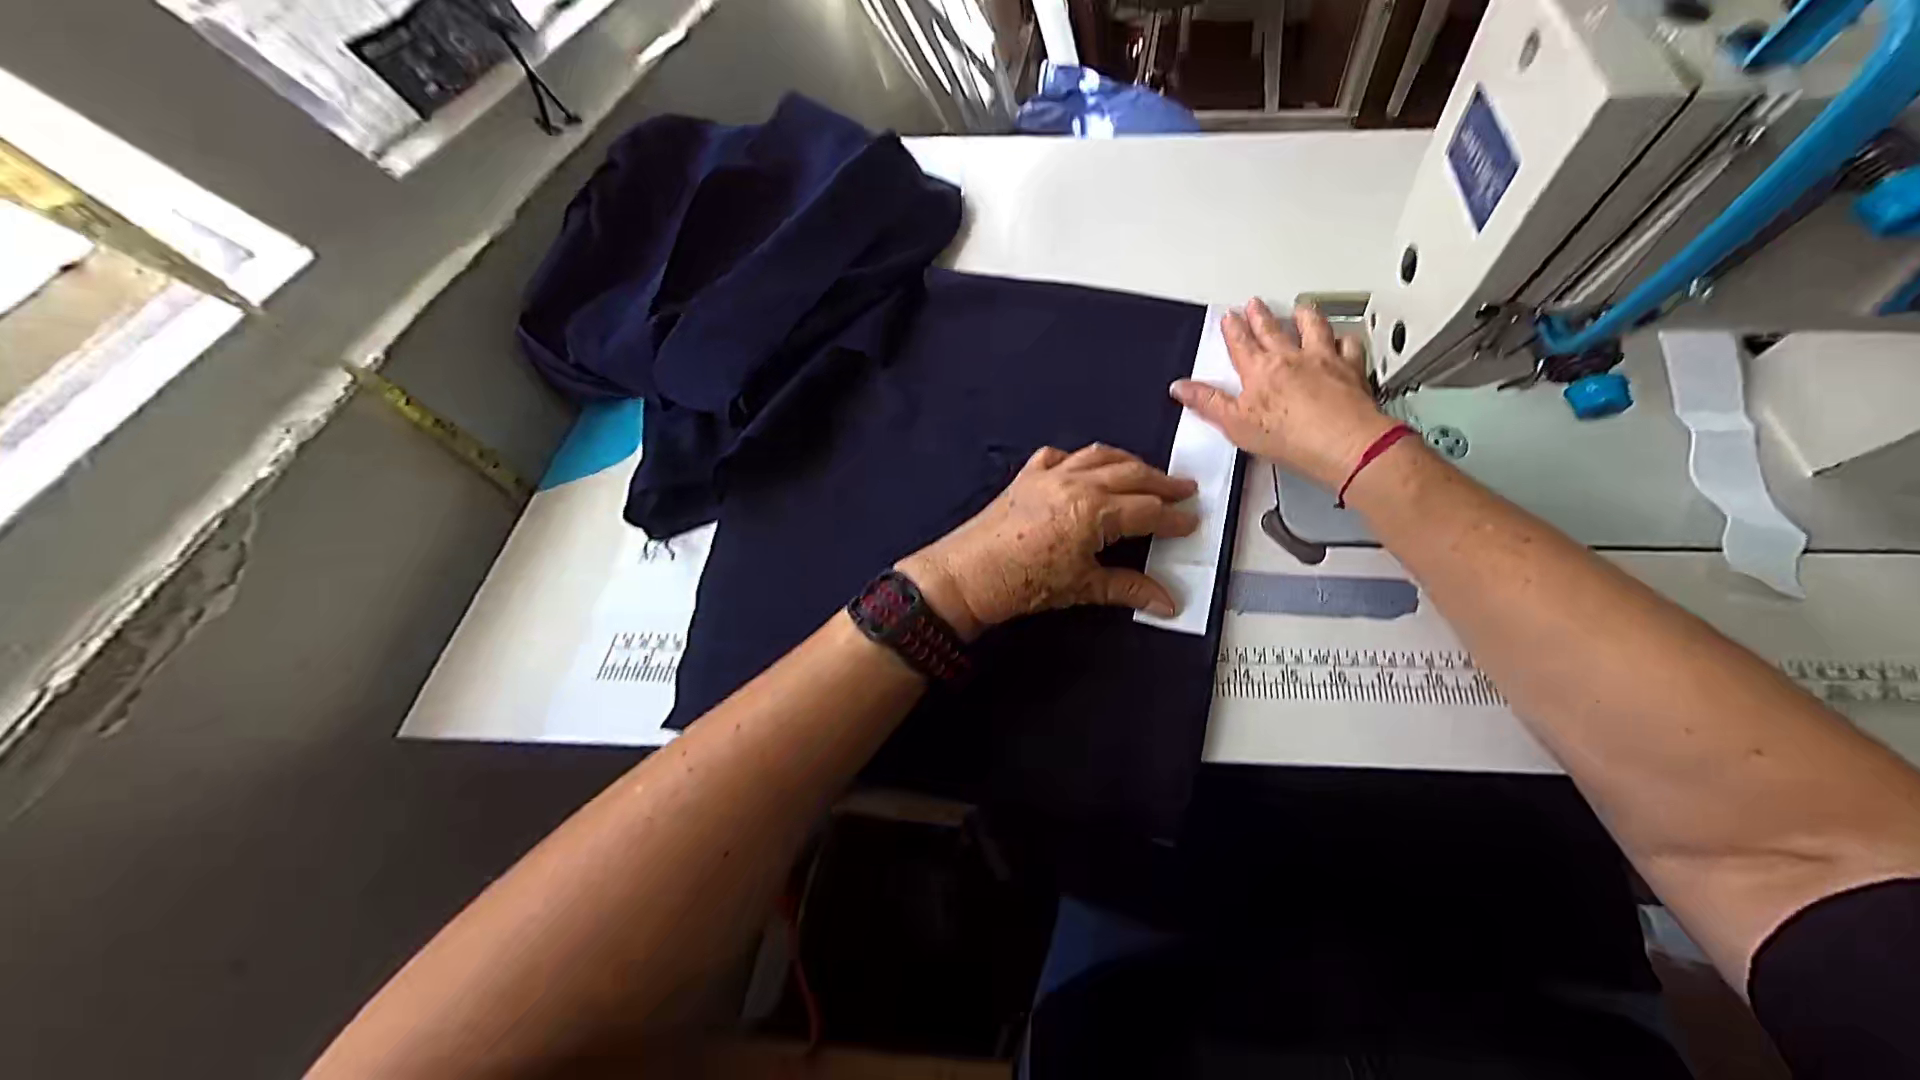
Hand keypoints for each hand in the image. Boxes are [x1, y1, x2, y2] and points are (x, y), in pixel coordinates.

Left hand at [896, 444, 1199, 639]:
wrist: (966, 575)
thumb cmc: (1021, 583)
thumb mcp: (1081, 588)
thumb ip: (1127, 588)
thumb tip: (1165, 601)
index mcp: (1094, 511)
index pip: (1148, 509)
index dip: (1173, 516)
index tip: (1190, 521)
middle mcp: (1075, 484)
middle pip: (1132, 474)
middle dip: (1162, 482)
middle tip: (1183, 490)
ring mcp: (1049, 475)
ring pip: (1100, 457)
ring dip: (1128, 463)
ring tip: (1146, 473)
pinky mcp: (1026, 477)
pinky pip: (1061, 457)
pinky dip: (1080, 459)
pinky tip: (1086, 468)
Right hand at [1170, 299, 1398, 489]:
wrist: (1341, 442)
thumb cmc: (1291, 435)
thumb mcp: (1235, 424)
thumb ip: (1208, 403)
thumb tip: (1182, 388)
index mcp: (1259, 371)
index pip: (1241, 344)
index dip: (1233, 329)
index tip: (1230, 317)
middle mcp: (1291, 359)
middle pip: (1273, 330)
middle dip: (1261, 316)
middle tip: (1256, 304)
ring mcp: (1323, 361)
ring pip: (1313, 328)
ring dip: (1304, 316)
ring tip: (1300, 308)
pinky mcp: (1351, 370)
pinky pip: (1349, 346)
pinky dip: (1345, 340)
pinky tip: (1344, 338)